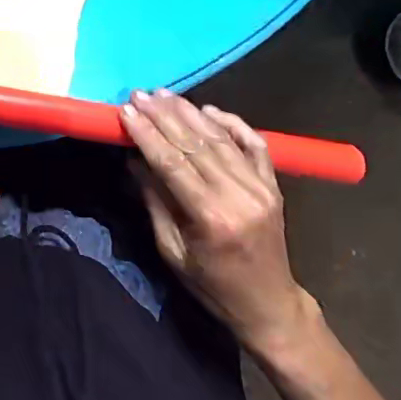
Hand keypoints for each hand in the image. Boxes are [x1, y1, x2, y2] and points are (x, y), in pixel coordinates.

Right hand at [120, 89, 317, 353]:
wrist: (269, 305)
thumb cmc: (211, 285)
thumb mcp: (171, 250)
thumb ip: (154, 201)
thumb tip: (134, 160)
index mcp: (211, 217)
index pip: (172, 163)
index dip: (147, 135)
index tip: (126, 111)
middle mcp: (239, 196)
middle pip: (195, 145)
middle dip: (163, 116)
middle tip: (139, 94)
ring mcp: (261, 188)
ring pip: (221, 139)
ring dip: (190, 113)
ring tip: (164, 94)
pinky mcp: (274, 185)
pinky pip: (254, 144)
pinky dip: (232, 123)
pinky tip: (208, 109)